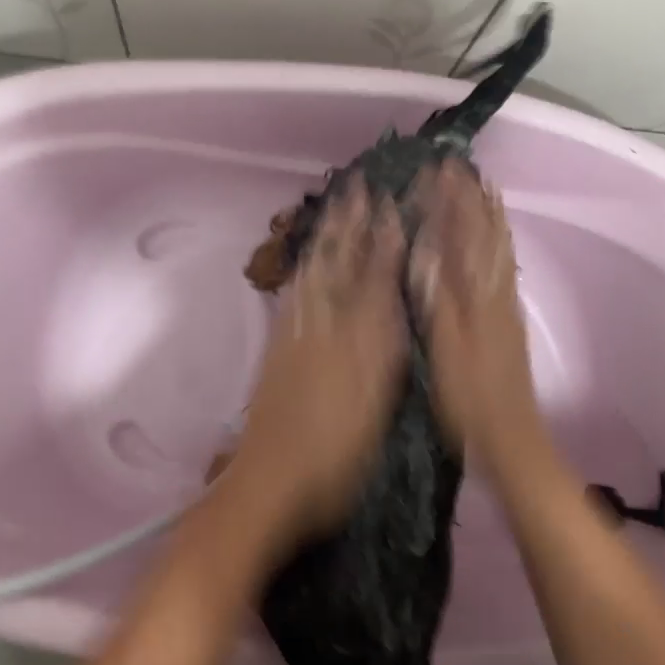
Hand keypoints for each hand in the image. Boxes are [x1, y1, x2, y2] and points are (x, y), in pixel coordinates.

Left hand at [225, 177, 409, 538]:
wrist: (268, 480)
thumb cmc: (334, 457)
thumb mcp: (375, 407)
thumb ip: (385, 349)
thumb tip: (396, 300)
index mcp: (355, 339)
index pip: (374, 277)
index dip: (385, 240)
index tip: (394, 203)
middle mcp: (324, 326)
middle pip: (341, 264)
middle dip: (352, 223)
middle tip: (360, 185)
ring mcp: (297, 334)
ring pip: (316, 272)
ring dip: (328, 236)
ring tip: (337, 205)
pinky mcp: (280, 347)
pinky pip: (295, 292)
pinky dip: (305, 267)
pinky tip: (309, 258)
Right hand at [408, 160, 541, 459]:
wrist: (509, 434)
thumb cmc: (467, 397)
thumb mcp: (443, 347)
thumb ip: (436, 295)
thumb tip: (425, 247)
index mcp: (474, 295)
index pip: (461, 234)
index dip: (449, 200)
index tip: (437, 168)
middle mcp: (493, 291)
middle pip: (483, 233)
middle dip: (470, 198)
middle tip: (457, 166)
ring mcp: (503, 303)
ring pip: (496, 247)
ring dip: (488, 213)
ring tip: (481, 185)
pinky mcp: (507, 318)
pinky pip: (504, 267)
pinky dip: (499, 241)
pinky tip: (494, 238)